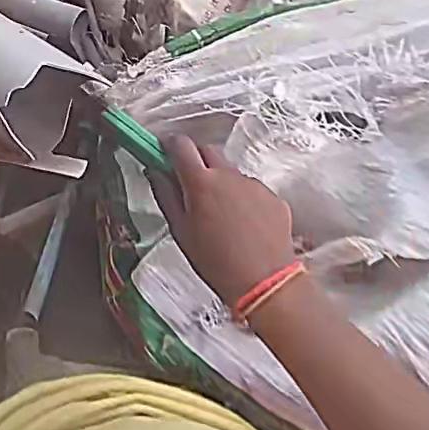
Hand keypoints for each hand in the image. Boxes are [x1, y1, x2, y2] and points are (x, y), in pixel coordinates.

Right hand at [149, 136, 294, 306]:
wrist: (267, 286)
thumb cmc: (216, 261)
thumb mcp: (179, 228)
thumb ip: (164, 192)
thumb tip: (155, 171)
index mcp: (200, 181)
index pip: (180, 144)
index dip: (169, 145)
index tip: (165, 152)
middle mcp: (228, 176)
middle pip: (206, 151)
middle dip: (195, 161)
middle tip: (190, 184)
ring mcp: (253, 185)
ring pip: (229, 171)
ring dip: (220, 181)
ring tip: (220, 213)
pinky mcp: (273, 198)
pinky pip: (251, 188)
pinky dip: (243, 197)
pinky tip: (242, 222)